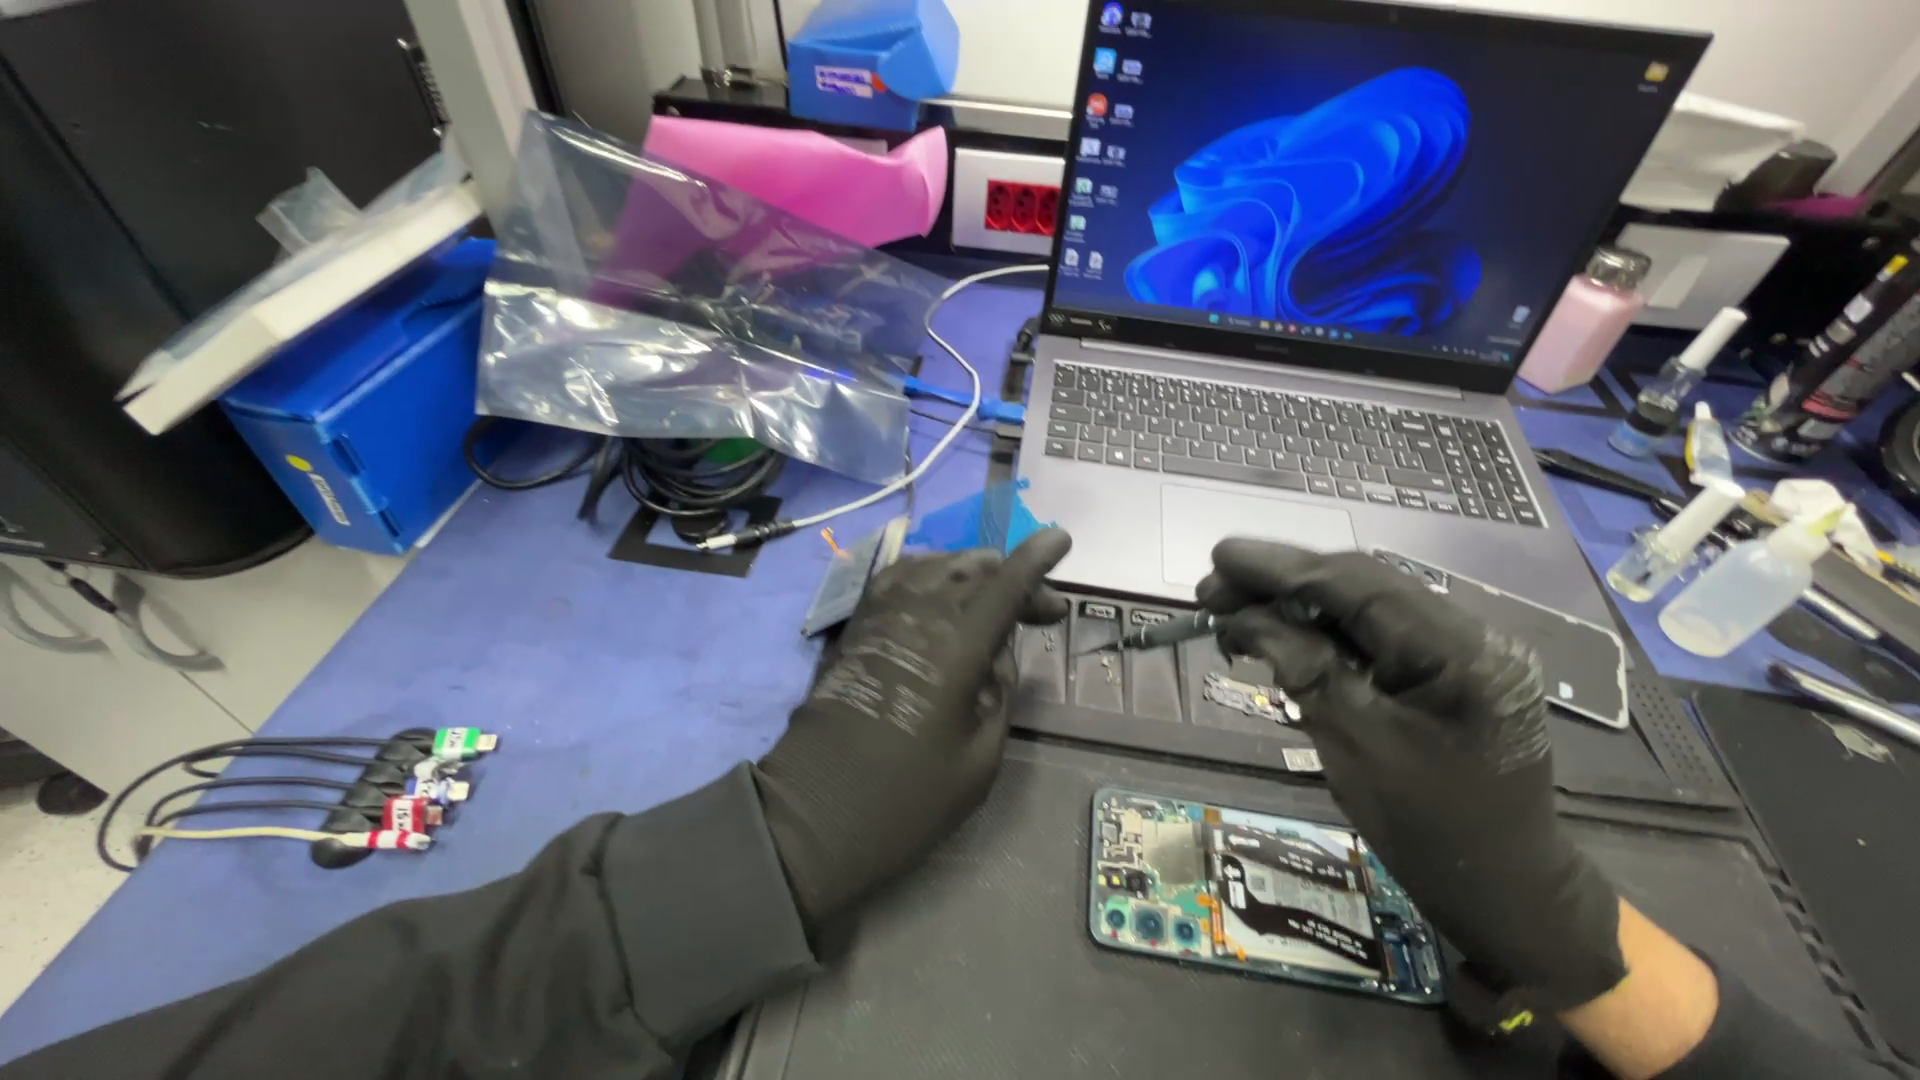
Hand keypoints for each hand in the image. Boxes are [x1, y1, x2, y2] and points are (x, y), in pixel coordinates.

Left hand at [754, 529, 1071, 930]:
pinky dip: (931, 576)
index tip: (1061, 538)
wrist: (812, 815)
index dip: (1035, 560)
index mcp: (953, 649)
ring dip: (972, 573)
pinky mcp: (855, 630)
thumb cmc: (907, 800)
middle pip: (971, 570)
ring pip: (934, 568)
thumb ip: (998, 693)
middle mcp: (915, 617)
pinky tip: (944, 594)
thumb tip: (996, 652)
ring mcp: (878, 618)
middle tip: (1041, 609)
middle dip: (1012, 576)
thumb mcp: (980, 760)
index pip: (1002, 585)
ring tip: (997, 597)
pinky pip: (898, 580)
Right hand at [1197, 539, 1623, 1011]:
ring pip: (1361, 607)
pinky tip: (1277, 637)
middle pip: (1357, 586)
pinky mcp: (1441, 671)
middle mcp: (1464, 633)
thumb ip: (1304, 668)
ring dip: (1294, 605)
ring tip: (1231, 615)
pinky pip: (1372, 636)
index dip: (1281, 567)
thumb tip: (1245, 617)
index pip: (1357, 584)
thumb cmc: (1427, 826)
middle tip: (1210, 593)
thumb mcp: (1354, 744)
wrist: (1503, 889)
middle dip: (1280, 584)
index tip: (1219, 557)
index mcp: (1457, 649)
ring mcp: (1456, 651)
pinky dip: (1319, 633)